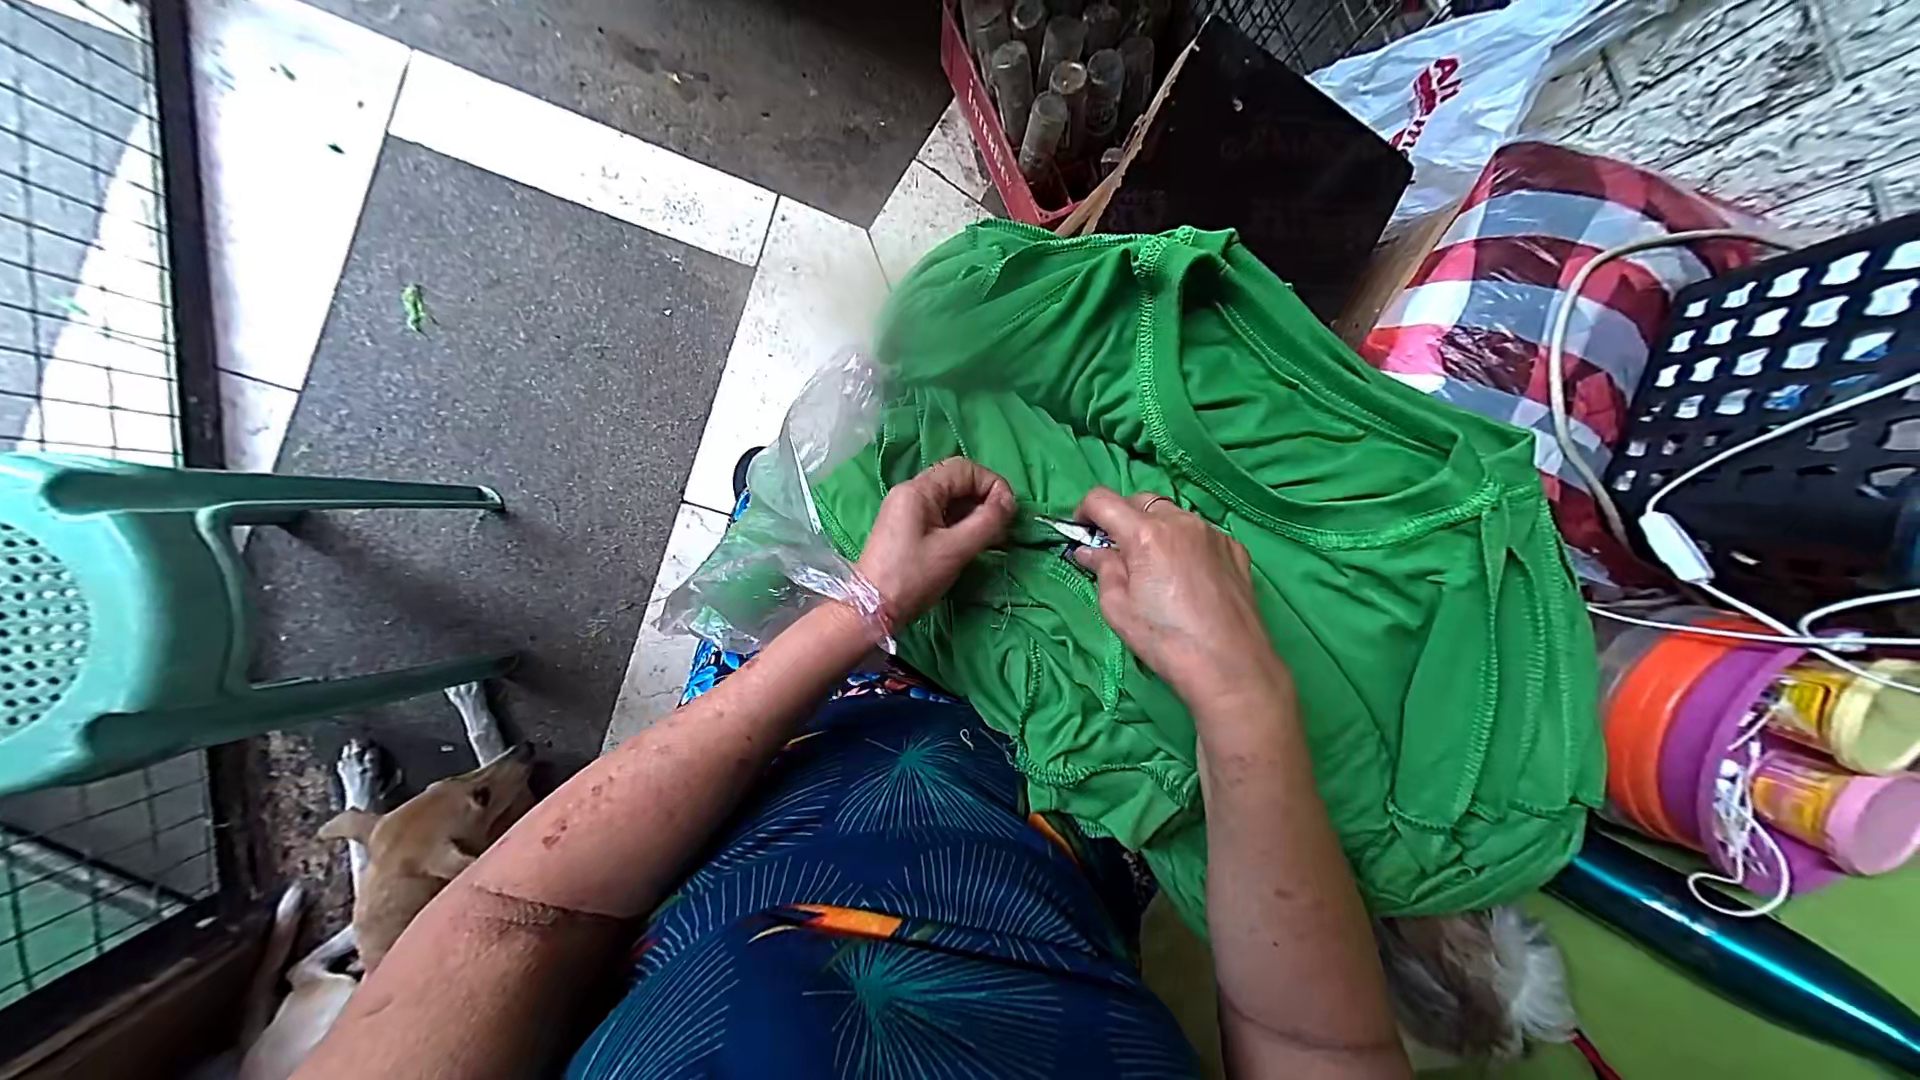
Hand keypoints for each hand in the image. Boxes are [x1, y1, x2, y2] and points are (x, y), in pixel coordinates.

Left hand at [856, 457, 1016, 624]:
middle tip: (1003, 525)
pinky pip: (941, 515)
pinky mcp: (908, 528)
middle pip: (957, 481)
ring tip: (993, 537)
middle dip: (985, 498)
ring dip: (975, 513)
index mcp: (918, 491)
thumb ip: (987, 522)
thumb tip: (1009, 503)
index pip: (965, 469)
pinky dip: (961, 523)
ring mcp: (907, 510)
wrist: (872, 609)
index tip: (1008, 511)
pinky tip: (974, 542)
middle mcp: (910, 493)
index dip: (992, 484)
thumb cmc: (912, 577)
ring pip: (951, 499)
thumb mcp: (955, 550)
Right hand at [1072, 488, 1289, 708]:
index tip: (1083, 531)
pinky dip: (1184, 542)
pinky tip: (1185, 575)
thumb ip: (1102, 568)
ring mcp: (1211, 533)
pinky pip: (1199, 533)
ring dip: (1155, 529)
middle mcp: (1180, 522)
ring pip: (1172, 515)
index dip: (1085, 511)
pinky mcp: (1234, 549)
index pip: (1103, 499)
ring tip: (1154, 566)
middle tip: (1117, 552)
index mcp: (1145, 533)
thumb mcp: (1117, 607)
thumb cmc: (1164, 639)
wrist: (1229, 666)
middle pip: (1139, 501)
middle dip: (1121, 519)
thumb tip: (1091, 551)